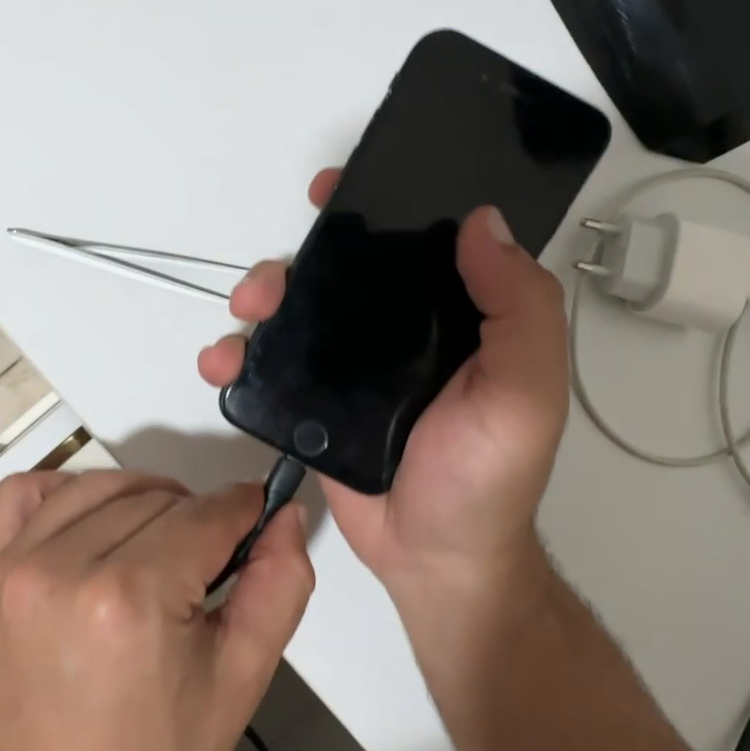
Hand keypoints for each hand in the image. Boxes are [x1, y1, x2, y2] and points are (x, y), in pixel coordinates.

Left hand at [0, 470, 315, 750]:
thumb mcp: (241, 680)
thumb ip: (279, 585)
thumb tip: (285, 517)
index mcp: (133, 597)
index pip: (207, 512)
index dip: (246, 510)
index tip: (258, 519)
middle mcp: (66, 568)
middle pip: (158, 498)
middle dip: (197, 520)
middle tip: (208, 568)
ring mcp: (18, 567)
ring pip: (100, 486)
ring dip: (141, 502)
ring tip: (159, 548)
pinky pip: (24, 494)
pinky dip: (65, 494)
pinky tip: (92, 525)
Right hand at [197, 169, 568, 619]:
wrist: (432, 559)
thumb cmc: (487, 480)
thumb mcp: (527, 392)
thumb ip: (518, 309)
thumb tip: (480, 223)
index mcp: (454, 319)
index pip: (416, 245)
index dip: (378, 208)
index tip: (337, 191)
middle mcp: (401, 337)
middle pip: (340, 276)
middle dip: (298, 260)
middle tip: (271, 279)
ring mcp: (352, 373)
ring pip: (299, 317)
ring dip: (261, 303)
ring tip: (243, 316)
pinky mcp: (314, 410)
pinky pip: (272, 372)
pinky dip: (240, 359)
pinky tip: (222, 363)